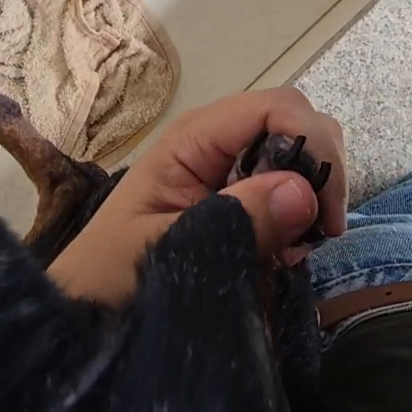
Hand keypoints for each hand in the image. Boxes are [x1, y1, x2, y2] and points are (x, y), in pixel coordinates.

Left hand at [47, 88, 347, 303]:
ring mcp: (227, 160)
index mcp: (196, 136)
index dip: (314, 145)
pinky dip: (300, 207)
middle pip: (294, 117)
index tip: (327, 214)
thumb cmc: (113, 275)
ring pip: (296, 145)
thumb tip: (304, 191)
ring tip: (294, 244)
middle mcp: (216, 137)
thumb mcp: (169, 251)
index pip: (277, 106)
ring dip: (312, 188)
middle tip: (317, 232)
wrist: (85, 305)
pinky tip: (283, 248)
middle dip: (320, 166)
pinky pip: (285, 178)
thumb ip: (234, 222)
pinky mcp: (235, 188)